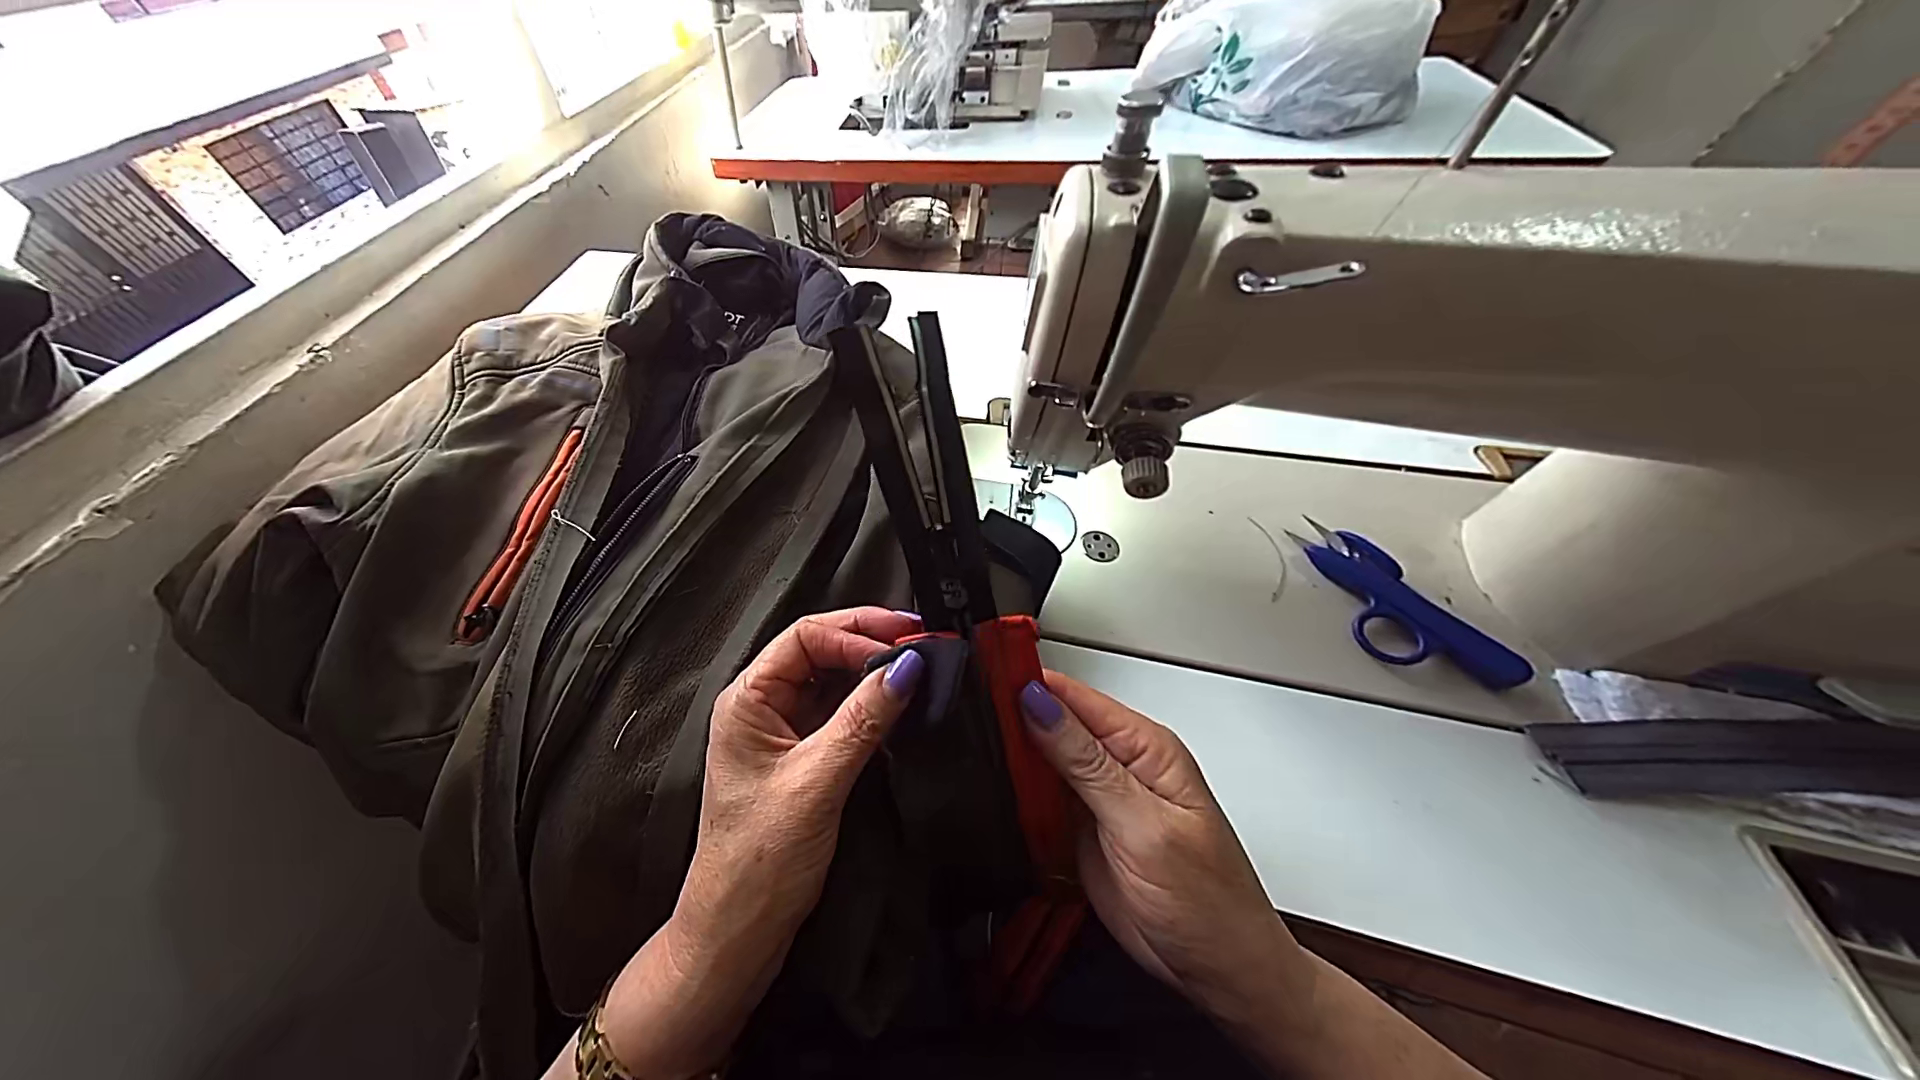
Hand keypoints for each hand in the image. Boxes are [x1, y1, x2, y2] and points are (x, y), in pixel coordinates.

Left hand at [678, 606, 923, 958]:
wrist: (739, 931)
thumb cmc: (756, 863)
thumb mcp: (816, 781)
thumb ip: (863, 719)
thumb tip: (905, 667)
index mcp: (748, 700)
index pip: (805, 637)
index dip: (855, 633)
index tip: (901, 645)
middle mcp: (764, 706)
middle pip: (821, 648)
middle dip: (869, 639)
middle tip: (917, 639)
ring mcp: (786, 729)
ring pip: (834, 677)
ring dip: (875, 667)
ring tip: (916, 663)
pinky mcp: (806, 752)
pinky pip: (843, 708)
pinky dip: (873, 698)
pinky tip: (899, 698)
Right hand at [1019, 673, 1488, 1079]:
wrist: (1219, 973)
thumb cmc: (1211, 903)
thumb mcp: (1144, 826)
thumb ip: (1087, 765)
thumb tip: (1042, 708)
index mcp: (1145, 748)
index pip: (1078, 697)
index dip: (1032, 682)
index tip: (990, 674)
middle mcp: (1119, 765)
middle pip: (1054, 724)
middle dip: (1015, 719)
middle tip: (972, 716)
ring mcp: (1097, 798)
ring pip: (1041, 761)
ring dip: (1012, 759)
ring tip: (974, 750)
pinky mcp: (1080, 829)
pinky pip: (1038, 801)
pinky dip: (1016, 797)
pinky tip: (993, 792)